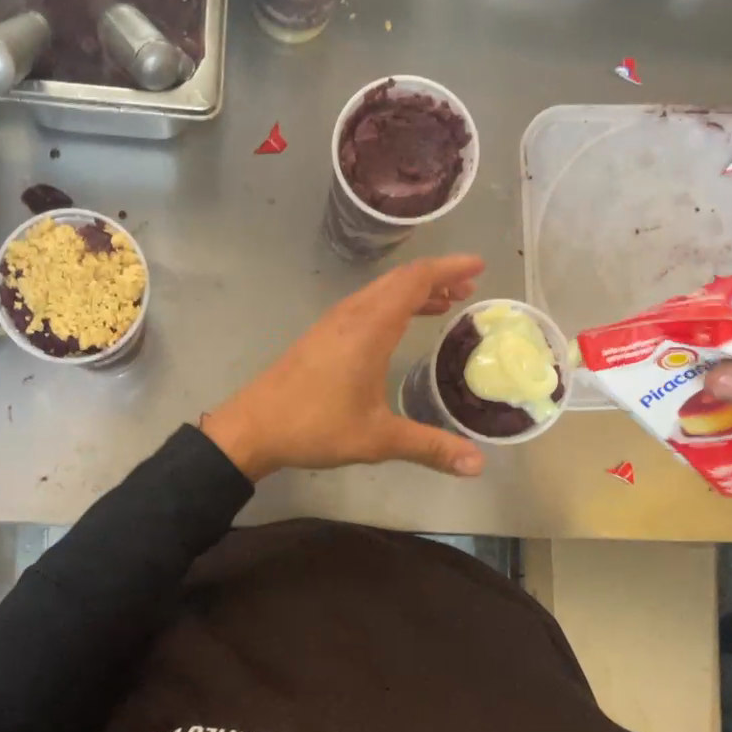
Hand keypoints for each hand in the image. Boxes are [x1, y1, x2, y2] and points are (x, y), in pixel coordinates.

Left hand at [201, 255, 487, 480]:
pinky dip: (390, 306)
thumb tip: (477, 465)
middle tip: (468, 288)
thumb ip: (429, 447)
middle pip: (399, 281)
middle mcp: (351, 315)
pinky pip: (364, 307)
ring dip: (412, 293)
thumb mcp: (378, 439)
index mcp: (369, 327)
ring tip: (443, 304)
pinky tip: (397, 329)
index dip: (450, 268)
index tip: (479, 266)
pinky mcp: (319, 338)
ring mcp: (332, 324)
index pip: (416, 281)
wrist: (252, 428)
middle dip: (436, 279)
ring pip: (379, 293)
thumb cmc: (315, 426)